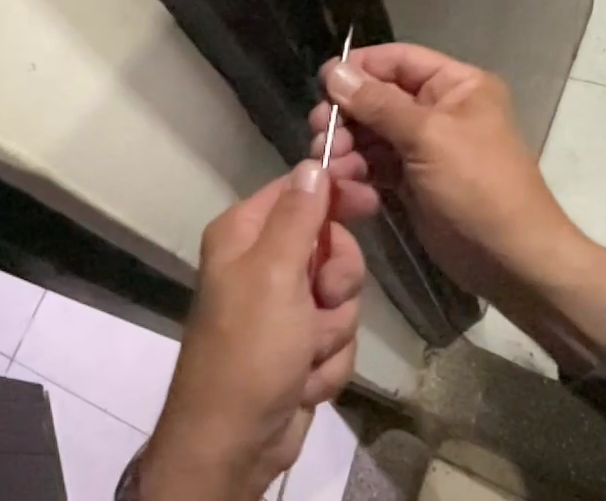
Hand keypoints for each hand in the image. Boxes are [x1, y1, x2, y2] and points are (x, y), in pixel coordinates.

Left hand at [136, 162, 365, 500]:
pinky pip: (336, 335)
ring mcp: (283, 306)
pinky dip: (326, 360)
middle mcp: (262, 262)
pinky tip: (303, 380)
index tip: (370, 195)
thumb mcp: (275, 272)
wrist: (236, 442)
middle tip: (323, 299)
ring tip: (305, 353)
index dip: (334, 192)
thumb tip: (312, 163)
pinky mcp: (299, 344)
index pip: (298, 191)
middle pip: (329, 245)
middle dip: (336, 281)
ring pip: (340, 295)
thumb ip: (298, 215)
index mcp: (245, 234)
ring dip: (332, 329)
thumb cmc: (250, 348)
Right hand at [311, 43, 605, 362]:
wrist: (512, 262)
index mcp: (457, 85)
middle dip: (347, 112)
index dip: (359, 68)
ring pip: (372, 132)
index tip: (321, 83)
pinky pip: (376, 163)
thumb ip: (378, 103)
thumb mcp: (429, 137)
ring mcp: (425, 146)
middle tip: (320, 131)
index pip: (398, 60)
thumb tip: (333, 71)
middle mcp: (440, 109)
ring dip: (346, 144)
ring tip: (326, 160)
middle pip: (379, 97)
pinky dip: (356, 169)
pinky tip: (341, 181)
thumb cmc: (478, 187)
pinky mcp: (413, 180)